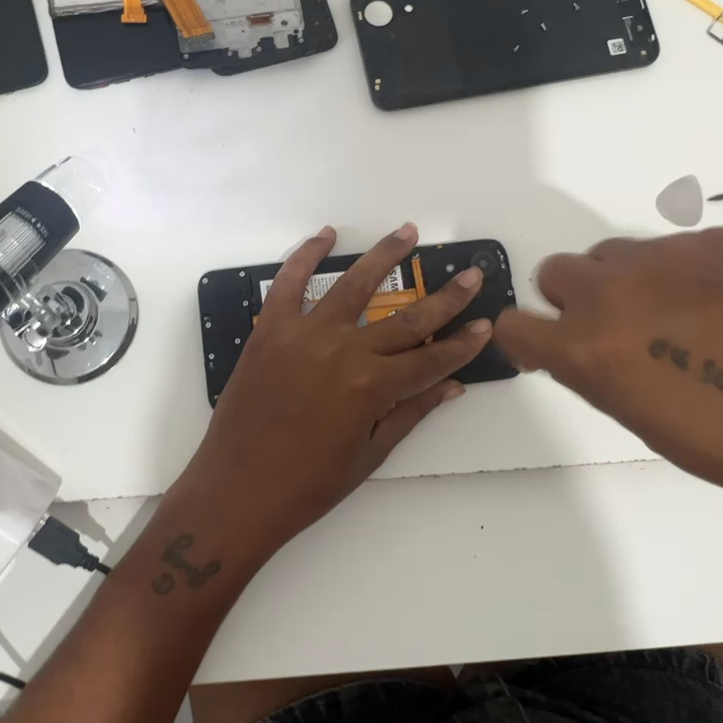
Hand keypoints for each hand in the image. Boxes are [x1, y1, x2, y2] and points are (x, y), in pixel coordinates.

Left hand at [175, 224, 491, 558]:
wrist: (237, 490)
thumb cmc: (308, 485)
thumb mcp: (370, 454)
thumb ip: (410, 412)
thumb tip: (453, 386)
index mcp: (373, 387)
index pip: (431, 359)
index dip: (462, 344)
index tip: (486, 324)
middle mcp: (344, 350)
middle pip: (407, 318)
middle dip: (446, 297)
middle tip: (470, 274)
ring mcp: (304, 334)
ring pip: (354, 284)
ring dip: (385, 255)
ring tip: (408, 232)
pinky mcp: (269, 330)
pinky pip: (289, 282)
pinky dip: (306, 254)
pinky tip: (327, 235)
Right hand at [493, 229, 722, 518]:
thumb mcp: (661, 430)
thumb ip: (609, 379)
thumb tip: (599, 354)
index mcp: (591, 353)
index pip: (516, 328)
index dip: (529, 342)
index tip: (551, 352)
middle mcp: (615, 292)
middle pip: (556, 274)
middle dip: (573, 303)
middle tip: (621, 336)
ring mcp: (668, 257)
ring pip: (613, 256)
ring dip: (625, 283)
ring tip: (681, 322)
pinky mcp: (718, 238)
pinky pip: (672, 252)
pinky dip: (681, 275)